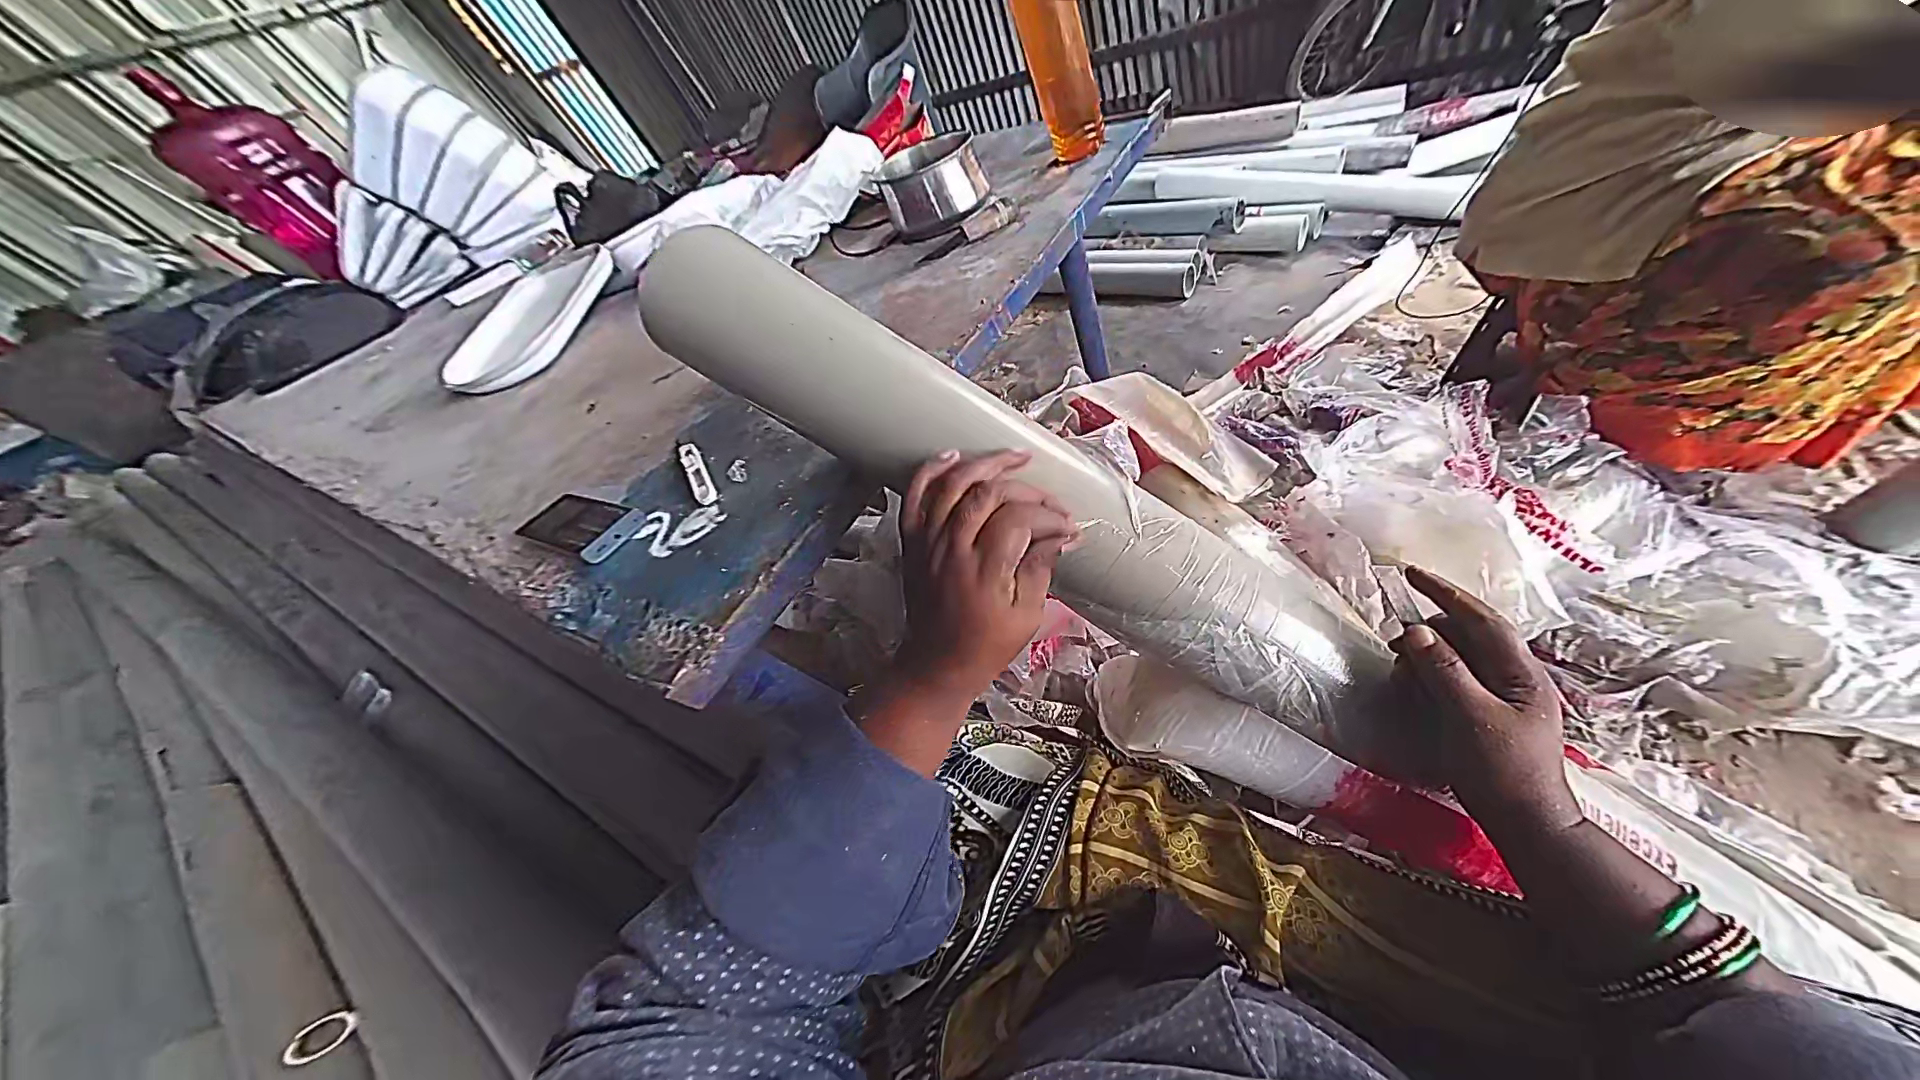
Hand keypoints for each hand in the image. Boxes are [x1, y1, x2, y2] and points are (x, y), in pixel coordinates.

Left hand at [893, 449, 1077, 704]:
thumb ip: (1040, 568)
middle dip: (1028, 491)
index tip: (1067, 527)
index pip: (1020, 520)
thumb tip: (1061, 536)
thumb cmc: (984, 646)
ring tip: (1014, 458)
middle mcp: (952, 549)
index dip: (1049, 517)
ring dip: (985, 464)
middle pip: (989, 494)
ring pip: (953, 484)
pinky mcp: (913, 541)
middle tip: (1051, 503)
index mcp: (983, 571)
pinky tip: (954, 457)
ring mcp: (928, 542)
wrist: (936, 664)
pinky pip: (916, 496)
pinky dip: (933, 471)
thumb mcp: (1026, 615)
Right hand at [1391, 566, 1579, 830]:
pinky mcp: (1485, 709)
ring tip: (1402, 668)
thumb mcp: (1470, 716)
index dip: (1445, 593)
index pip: (1482, 619)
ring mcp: (1501, 693)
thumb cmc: (1502, 769)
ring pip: (1457, 654)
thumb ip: (1443, 670)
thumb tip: (1414, 629)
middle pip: (1467, 634)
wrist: (1524, 820)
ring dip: (1426, 653)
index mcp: (1522, 673)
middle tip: (1395, 642)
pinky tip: (1415, 685)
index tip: (1410, 573)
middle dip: (1428, 630)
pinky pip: (1452, 676)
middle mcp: (1514, 676)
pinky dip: (1429, 672)